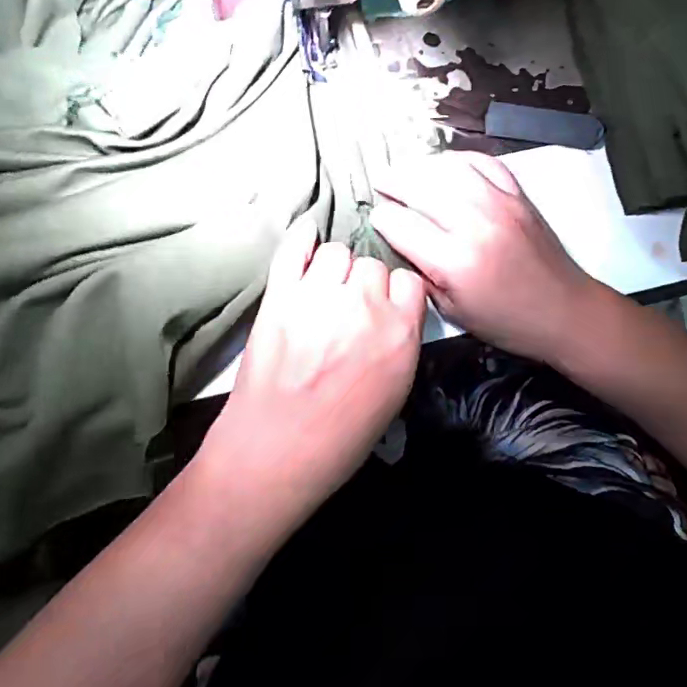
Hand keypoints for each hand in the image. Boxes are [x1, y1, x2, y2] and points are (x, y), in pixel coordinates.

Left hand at [197, 215, 427, 526]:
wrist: (278, 452)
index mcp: (399, 333)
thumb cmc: (343, 435)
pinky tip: (306, 235)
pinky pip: (293, 249)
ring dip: (334, 269)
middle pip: (372, 266)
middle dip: (363, 284)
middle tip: (348, 311)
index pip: (409, 281)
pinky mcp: (279, 297)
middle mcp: (363, 306)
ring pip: (337, 252)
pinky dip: (300, 238)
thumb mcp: (395, 391)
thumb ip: (400, 341)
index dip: (396, 293)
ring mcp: (319, 297)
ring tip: (323, 293)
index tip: (384, 307)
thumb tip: (393, 312)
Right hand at [371, 152, 616, 364]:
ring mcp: (500, 204)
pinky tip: (447, 165)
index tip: (376, 217)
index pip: (403, 225)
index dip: (383, 218)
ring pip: (451, 168)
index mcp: (455, 262)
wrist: (564, 311)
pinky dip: (461, 159)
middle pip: (421, 187)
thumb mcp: (453, 310)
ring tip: (408, 170)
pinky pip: (485, 163)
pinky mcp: (519, 196)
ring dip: (423, 165)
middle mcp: (475, 225)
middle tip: (381, 182)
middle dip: (394, 182)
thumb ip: (423, 273)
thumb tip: (402, 242)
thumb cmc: (506, 321)